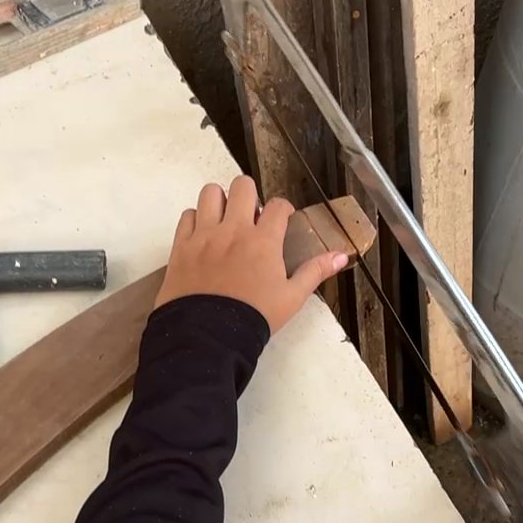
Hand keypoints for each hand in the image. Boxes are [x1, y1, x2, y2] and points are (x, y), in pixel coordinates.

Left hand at [155, 177, 348, 333]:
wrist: (210, 336)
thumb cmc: (254, 317)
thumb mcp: (292, 297)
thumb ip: (315, 271)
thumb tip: (340, 256)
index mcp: (264, 240)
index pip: (277, 205)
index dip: (282, 208)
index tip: (282, 218)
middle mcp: (234, 230)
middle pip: (242, 186)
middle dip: (249, 194)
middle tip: (251, 213)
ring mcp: (205, 236)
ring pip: (210, 193)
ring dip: (219, 200)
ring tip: (224, 217)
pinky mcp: (182, 246)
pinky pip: (187, 216)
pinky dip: (195, 219)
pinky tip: (202, 232)